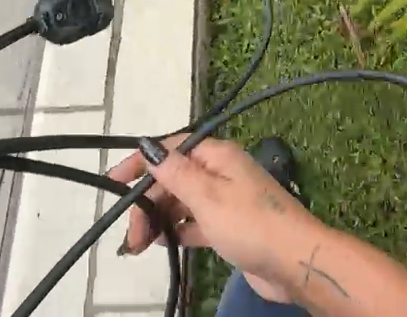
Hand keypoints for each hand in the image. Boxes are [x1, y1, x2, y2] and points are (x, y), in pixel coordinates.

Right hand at [106, 134, 324, 284]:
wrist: (294, 261)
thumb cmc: (250, 223)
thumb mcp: (208, 196)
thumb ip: (176, 173)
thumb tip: (148, 146)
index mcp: (217, 155)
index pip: (172, 148)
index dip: (141, 161)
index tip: (112, 182)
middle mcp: (220, 171)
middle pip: (173, 178)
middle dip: (147, 202)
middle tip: (131, 238)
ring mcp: (225, 199)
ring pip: (181, 202)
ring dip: (158, 219)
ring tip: (139, 247)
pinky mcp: (228, 226)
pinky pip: (193, 222)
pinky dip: (176, 230)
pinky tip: (162, 245)